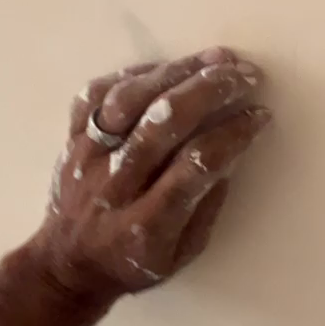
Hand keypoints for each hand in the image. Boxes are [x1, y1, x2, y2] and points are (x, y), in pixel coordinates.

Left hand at [35, 48, 272, 307]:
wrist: (64, 266)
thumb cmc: (134, 263)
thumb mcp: (184, 253)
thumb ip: (208, 203)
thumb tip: (232, 148)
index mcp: (146, 225)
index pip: (194, 166)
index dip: (232, 134)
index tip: (260, 115)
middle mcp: (114, 186)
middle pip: (161, 124)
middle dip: (209, 92)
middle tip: (246, 74)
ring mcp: (87, 158)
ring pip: (129, 101)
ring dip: (177, 72)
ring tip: (216, 59)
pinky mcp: (71, 138)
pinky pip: (96, 94)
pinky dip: (132, 75)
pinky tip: (166, 68)